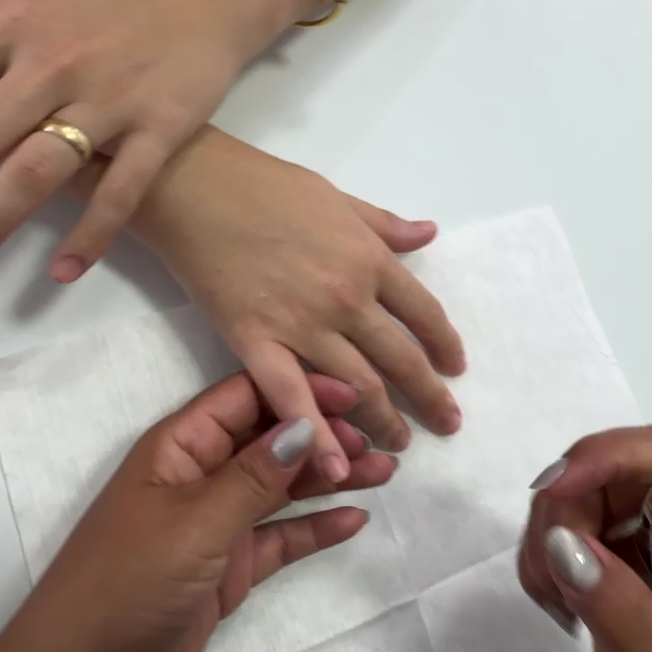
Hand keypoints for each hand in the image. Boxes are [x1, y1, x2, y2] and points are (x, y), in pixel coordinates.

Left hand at [28, 370, 393, 651]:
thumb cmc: (131, 578)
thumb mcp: (196, 520)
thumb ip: (254, 475)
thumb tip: (307, 424)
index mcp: (181, 445)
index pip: (246, 398)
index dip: (298, 389)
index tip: (353, 393)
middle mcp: (202, 474)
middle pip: (271, 441)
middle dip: (323, 437)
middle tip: (378, 441)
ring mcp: (217, 520)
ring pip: (282, 488)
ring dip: (329, 479)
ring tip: (386, 473)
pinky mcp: (229, 565)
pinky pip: (280, 536)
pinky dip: (315, 528)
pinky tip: (354, 521)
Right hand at [129, 129, 465, 481]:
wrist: (196, 188)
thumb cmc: (266, 186)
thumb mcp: (338, 197)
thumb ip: (384, 225)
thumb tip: (429, 233)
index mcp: (369, 259)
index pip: (424, 314)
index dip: (444, 345)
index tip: (455, 367)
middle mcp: (347, 299)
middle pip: (400, 359)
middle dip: (429, 397)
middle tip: (447, 425)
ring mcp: (302, 325)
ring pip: (356, 386)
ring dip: (384, 422)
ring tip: (399, 446)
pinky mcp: (256, 343)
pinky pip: (292, 397)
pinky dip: (316, 435)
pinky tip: (335, 465)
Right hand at [520, 428, 651, 651]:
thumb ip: (622, 613)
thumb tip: (562, 541)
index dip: (611, 454)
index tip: (557, 492)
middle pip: (611, 470)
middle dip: (565, 505)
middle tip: (550, 572)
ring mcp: (645, 548)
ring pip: (580, 496)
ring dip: (546, 535)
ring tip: (552, 600)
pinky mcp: (615, 567)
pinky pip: (564, 532)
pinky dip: (542, 558)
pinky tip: (553, 606)